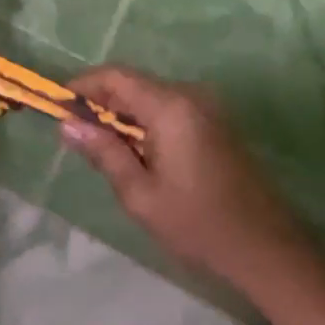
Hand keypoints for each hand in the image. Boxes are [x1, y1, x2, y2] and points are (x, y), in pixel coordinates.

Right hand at [60, 66, 300, 279]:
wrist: (267, 248)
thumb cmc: (198, 223)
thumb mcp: (141, 195)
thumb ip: (104, 153)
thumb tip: (67, 124)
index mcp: (170, 106)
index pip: (115, 76)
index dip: (83, 85)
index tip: (57, 105)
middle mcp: (189, 94)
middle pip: (133, 82)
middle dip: (101, 100)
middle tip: (75, 130)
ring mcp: (206, 106)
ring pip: (150, 95)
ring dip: (123, 112)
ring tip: (102, 146)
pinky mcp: (215, 121)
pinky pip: (169, 107)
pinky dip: (145, 120)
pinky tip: (137, 151)